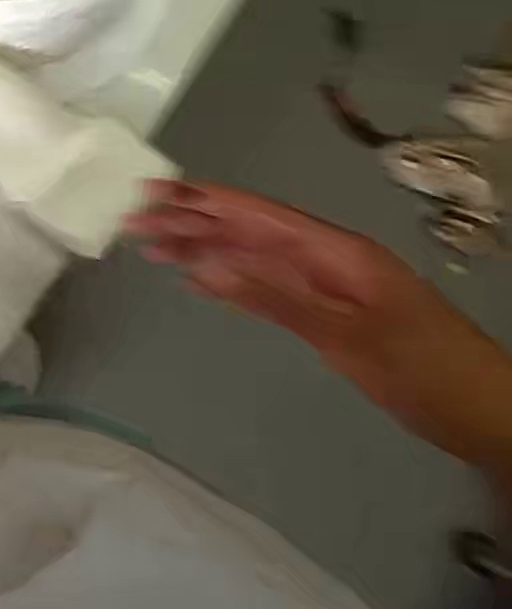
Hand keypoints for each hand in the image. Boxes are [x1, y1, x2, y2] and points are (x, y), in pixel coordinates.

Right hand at [123, 180, 472, 423]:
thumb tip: (202, 267)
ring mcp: (317, 284)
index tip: (153, 188)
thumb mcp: (348, 334)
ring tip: (147, 249)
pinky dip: (219, 277)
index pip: (257, 212)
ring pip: (242, 255)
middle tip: (131, 222)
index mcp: (335, 252)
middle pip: (242, 230)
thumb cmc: (426, 370)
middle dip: (186, 221)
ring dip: (195, 249)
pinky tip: (189, 278)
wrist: (491, 420)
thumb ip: (273, 297)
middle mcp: (321, 259)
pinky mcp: (314, 309)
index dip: (203, 197)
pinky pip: (254, 282)